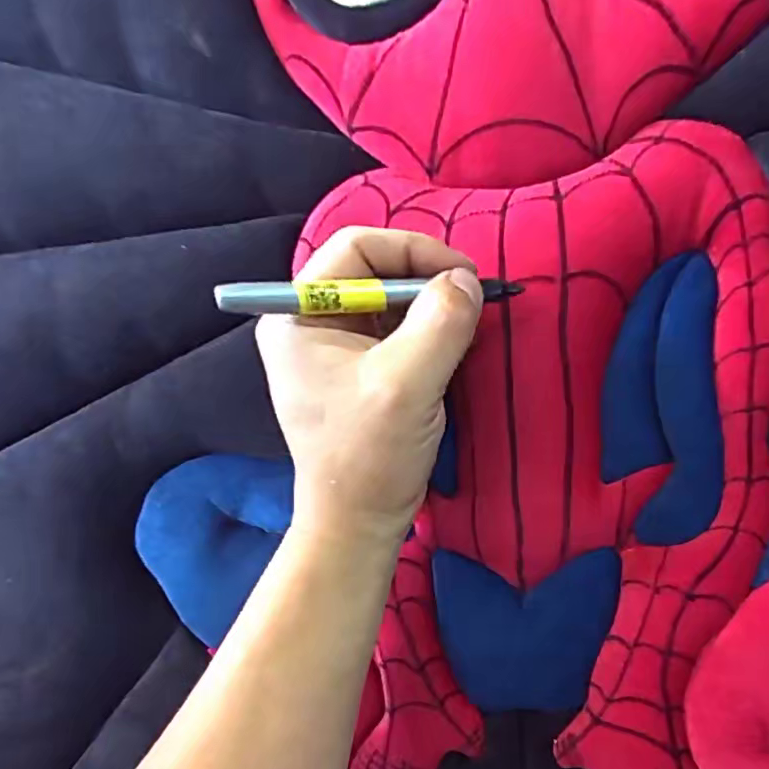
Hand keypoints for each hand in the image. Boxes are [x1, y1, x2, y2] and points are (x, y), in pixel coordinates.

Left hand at [257, 227, 482, 543]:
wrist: (357, 520)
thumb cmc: (368, 456)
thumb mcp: (406, 383)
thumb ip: (441, 321)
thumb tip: (467, 281)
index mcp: (297, 315)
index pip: (357, 248)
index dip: (414, 251)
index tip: (464, 276)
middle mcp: (307, 321)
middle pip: (374, 270)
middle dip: (426, 281)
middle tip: (470, 302)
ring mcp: (331, 346)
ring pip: (390, 300)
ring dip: (431, 308)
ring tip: (463, 329)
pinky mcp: (355, 369)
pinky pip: (396, 330)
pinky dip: (428, 332)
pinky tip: (450, 349)